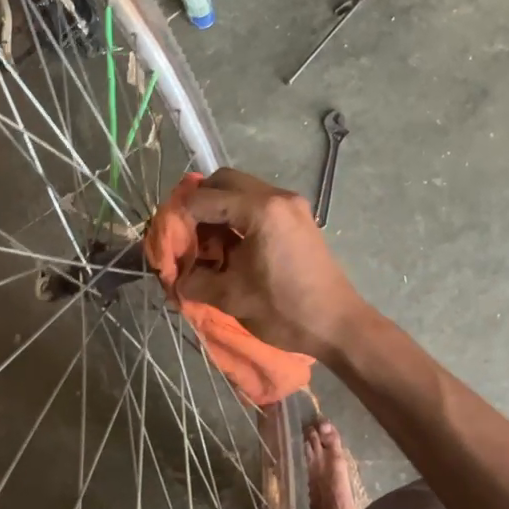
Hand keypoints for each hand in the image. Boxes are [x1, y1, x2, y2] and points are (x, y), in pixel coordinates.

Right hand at [179, 167, 370, 362]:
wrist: (339, 326)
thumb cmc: (286, 312)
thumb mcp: (231, 297)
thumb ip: (195, 280)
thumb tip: (175, 276)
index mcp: (260, 210)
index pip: (202, 199)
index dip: (178, 221)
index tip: (169, 246)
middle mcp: (276, 196)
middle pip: (222, 181)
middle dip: (197, 206)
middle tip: (184, 238)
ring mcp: (290, 205)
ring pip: (240, 191)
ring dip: (217, 211)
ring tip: (206, 246)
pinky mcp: (297, 218)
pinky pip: (257, 204)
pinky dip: (237, 218)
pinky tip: (229, 248)